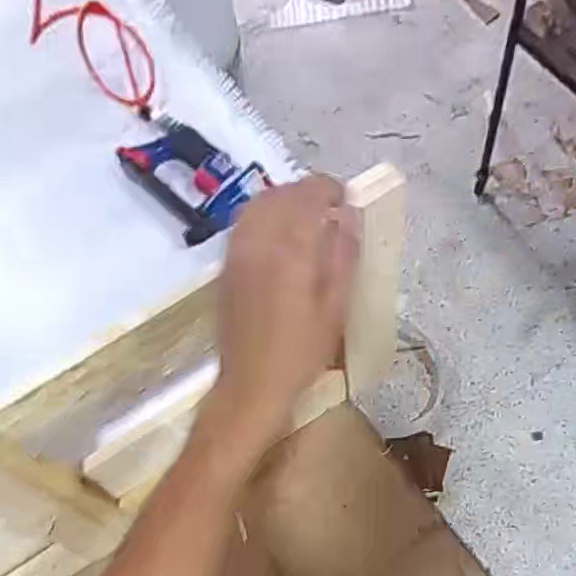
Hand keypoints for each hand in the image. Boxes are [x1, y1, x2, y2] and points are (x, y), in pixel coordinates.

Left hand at [208, 174, 359, 450]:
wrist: (252, 385)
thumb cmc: (301, 354)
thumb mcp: (335, 309)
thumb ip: (343, 257)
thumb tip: (349, 216)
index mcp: (290, 248)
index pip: (309, 194)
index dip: (331, 190)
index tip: (347, 200)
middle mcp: (258, 240)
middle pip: (282, 193)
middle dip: (308, 192)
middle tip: (331, 209)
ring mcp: (237, 252)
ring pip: (258, 204)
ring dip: (284, 200)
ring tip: (307, 219)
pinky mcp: (226, 268)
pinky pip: (244, 224)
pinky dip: (264, 217)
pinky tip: (279, 237)